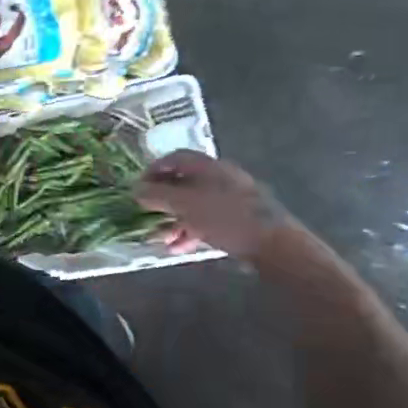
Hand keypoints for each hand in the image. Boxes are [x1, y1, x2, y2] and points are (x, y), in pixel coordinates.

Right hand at [132, 151, 295, 259]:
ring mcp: (231, 199)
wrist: (271, 243)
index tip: (138, 188)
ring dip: (173, 220)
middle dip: (162, 201)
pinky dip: (190, 231)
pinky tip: (179, 248)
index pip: (175, 158)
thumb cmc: (224, 217)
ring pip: (194, 205)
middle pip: (183, 183)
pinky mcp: (238, 219)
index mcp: (208, 167)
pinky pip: (206, 221)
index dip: (153, 170)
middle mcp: (220, 178)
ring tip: (161, 239)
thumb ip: (157, 195)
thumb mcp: (184, 204)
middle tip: (146, 214)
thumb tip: (135, 189)